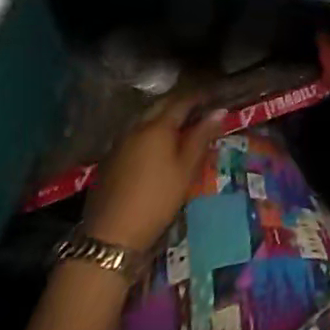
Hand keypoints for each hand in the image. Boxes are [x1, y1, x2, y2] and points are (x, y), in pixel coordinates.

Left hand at [82, 89, 224, 250]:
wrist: (111, 235)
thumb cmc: (157, 199)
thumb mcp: (186, 169)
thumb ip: (202, 137)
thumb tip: (219, 111)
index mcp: (157, 127)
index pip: (181, 101)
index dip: (199, 96)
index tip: (214, 95)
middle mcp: (136, 128)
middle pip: (160, 106)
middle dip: (180, 101)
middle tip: (200, 105)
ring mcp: (119, 143)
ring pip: (145, 118)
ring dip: (164, 115)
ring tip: (182, 122)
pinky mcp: (110, 158)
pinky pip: (134, 133)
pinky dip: (150, 129)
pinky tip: (159, 143)